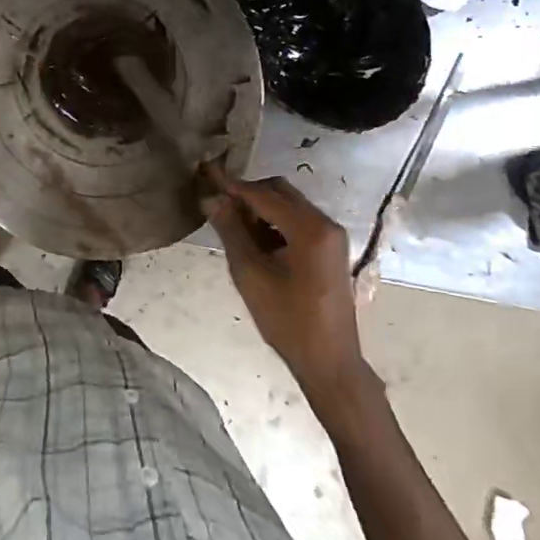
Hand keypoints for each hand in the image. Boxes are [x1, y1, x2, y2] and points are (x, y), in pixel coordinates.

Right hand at [202, 172, 362, 391]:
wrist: (328, 360)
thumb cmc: (287, 320)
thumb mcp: (251, 274)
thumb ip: (231, 231)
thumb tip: (212, 199)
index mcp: (310, 229)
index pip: (265, 195)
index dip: (234, 187)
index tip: (207, 178)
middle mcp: (326, 224)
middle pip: (281, 192)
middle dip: (249, 194)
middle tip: (219, 206)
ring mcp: (332, 236)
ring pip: (290, 205)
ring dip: (262, 209)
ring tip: (234, 227)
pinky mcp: (331, 249)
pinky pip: (300, 222)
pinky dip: (276, 223)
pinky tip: (256, 242)